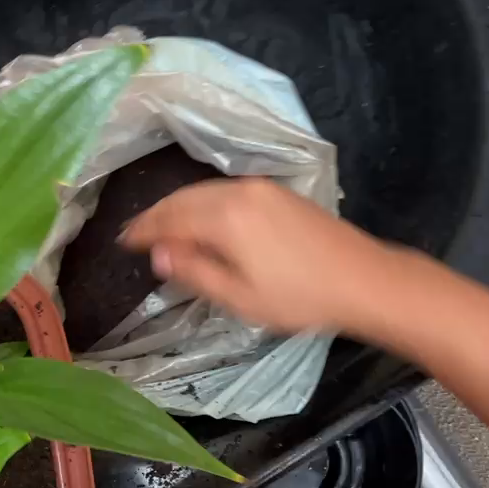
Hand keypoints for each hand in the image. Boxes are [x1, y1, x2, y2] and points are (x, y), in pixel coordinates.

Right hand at [119, 177, 410, 335]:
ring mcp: (261, 189)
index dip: (144, 230)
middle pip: (184, 198)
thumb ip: (194, 272)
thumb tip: (158, 255)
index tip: (124, 242)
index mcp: (226, 218)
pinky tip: (199, 221)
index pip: (170, 218)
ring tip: (161, 228)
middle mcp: (239, 193)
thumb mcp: (238, 297)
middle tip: (135, 234)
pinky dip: (202, 204)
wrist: (364, 280)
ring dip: (178, 208)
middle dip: (156, 215)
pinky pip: (225, 192)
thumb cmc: (298, 298)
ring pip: (204, 192)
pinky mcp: (277, 193)